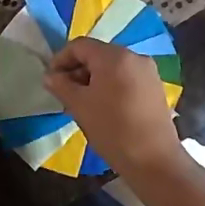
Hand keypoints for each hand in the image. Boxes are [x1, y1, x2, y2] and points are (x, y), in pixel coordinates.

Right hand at [44, 38, 183, 174]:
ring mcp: (148, 72)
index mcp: (114, 57)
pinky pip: (125, 78)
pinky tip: (102, 107)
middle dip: (76, 70)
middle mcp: (134, 57)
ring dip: (91, 79)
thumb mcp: (78, 105)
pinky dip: (108, 86)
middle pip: (96, 54)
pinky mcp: (154, 88)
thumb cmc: (111, 128)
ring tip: (81, 102)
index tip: (51, 80)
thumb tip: (50, 76)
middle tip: (64, 93)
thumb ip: (61, 85)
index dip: (60, 59)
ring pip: (111, 67)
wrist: (153, 159)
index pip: (79, 46)